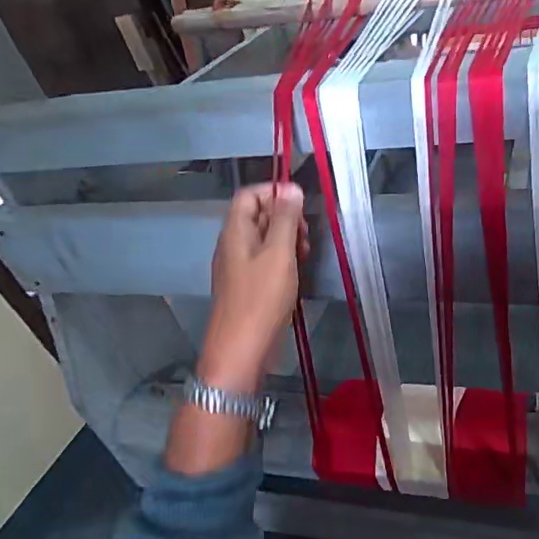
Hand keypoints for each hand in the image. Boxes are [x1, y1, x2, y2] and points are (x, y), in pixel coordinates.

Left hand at [200, 182, 307, 391]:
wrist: (241, 350)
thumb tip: (290, 188)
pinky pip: (265, 261)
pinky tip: (297, 273)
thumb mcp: (279, 253)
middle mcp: (233, 245)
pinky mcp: (248, 286)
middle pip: (257, 216)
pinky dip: (283, 260)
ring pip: (264, 240)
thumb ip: (285, 219)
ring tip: (305, 255)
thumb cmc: (261, 299)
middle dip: (284, 218)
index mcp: (235, 232)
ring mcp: (239, 267)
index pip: (249, 195)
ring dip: (287, 240)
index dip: (273, 193)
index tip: (300, 205)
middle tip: (305, 235)